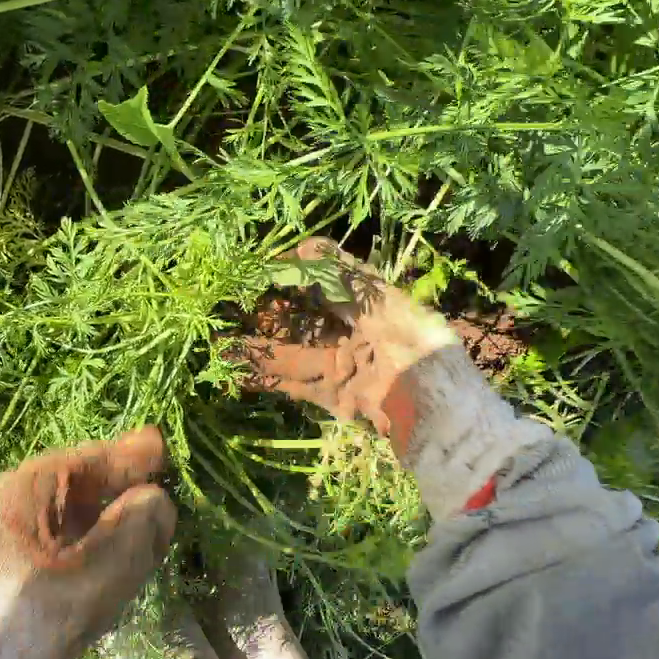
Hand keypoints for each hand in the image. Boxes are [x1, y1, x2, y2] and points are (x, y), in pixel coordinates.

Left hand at [0, 427, 175, 658]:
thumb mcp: (80, 597)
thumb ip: (128, 542)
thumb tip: (155, 499)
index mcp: (6, 499)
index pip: (81, 463)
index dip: (126, 458)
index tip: (160, 448)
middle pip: (53, 494)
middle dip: (100, 500)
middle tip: (142, 510)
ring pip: (25, 527)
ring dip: (68, 534)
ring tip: (101, 555)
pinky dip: (34, 559)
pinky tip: (45, 593)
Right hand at [239, 238, 460, 451]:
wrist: (440, 411)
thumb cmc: (414, 343)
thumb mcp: (381, 300)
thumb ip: (340, 274)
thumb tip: (301, 247)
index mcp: (366, 302)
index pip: (317, 281)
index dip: (286, 277)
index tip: (253, 274)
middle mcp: (351, 331)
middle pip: (298, 319)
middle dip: (264, 315)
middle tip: (225, 307)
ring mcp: (340, 365)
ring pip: (288, 352)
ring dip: (255, 349)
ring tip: (218, 343)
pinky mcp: (333, 397)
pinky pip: (293, 385)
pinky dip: (265, 379)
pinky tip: (236, 372)